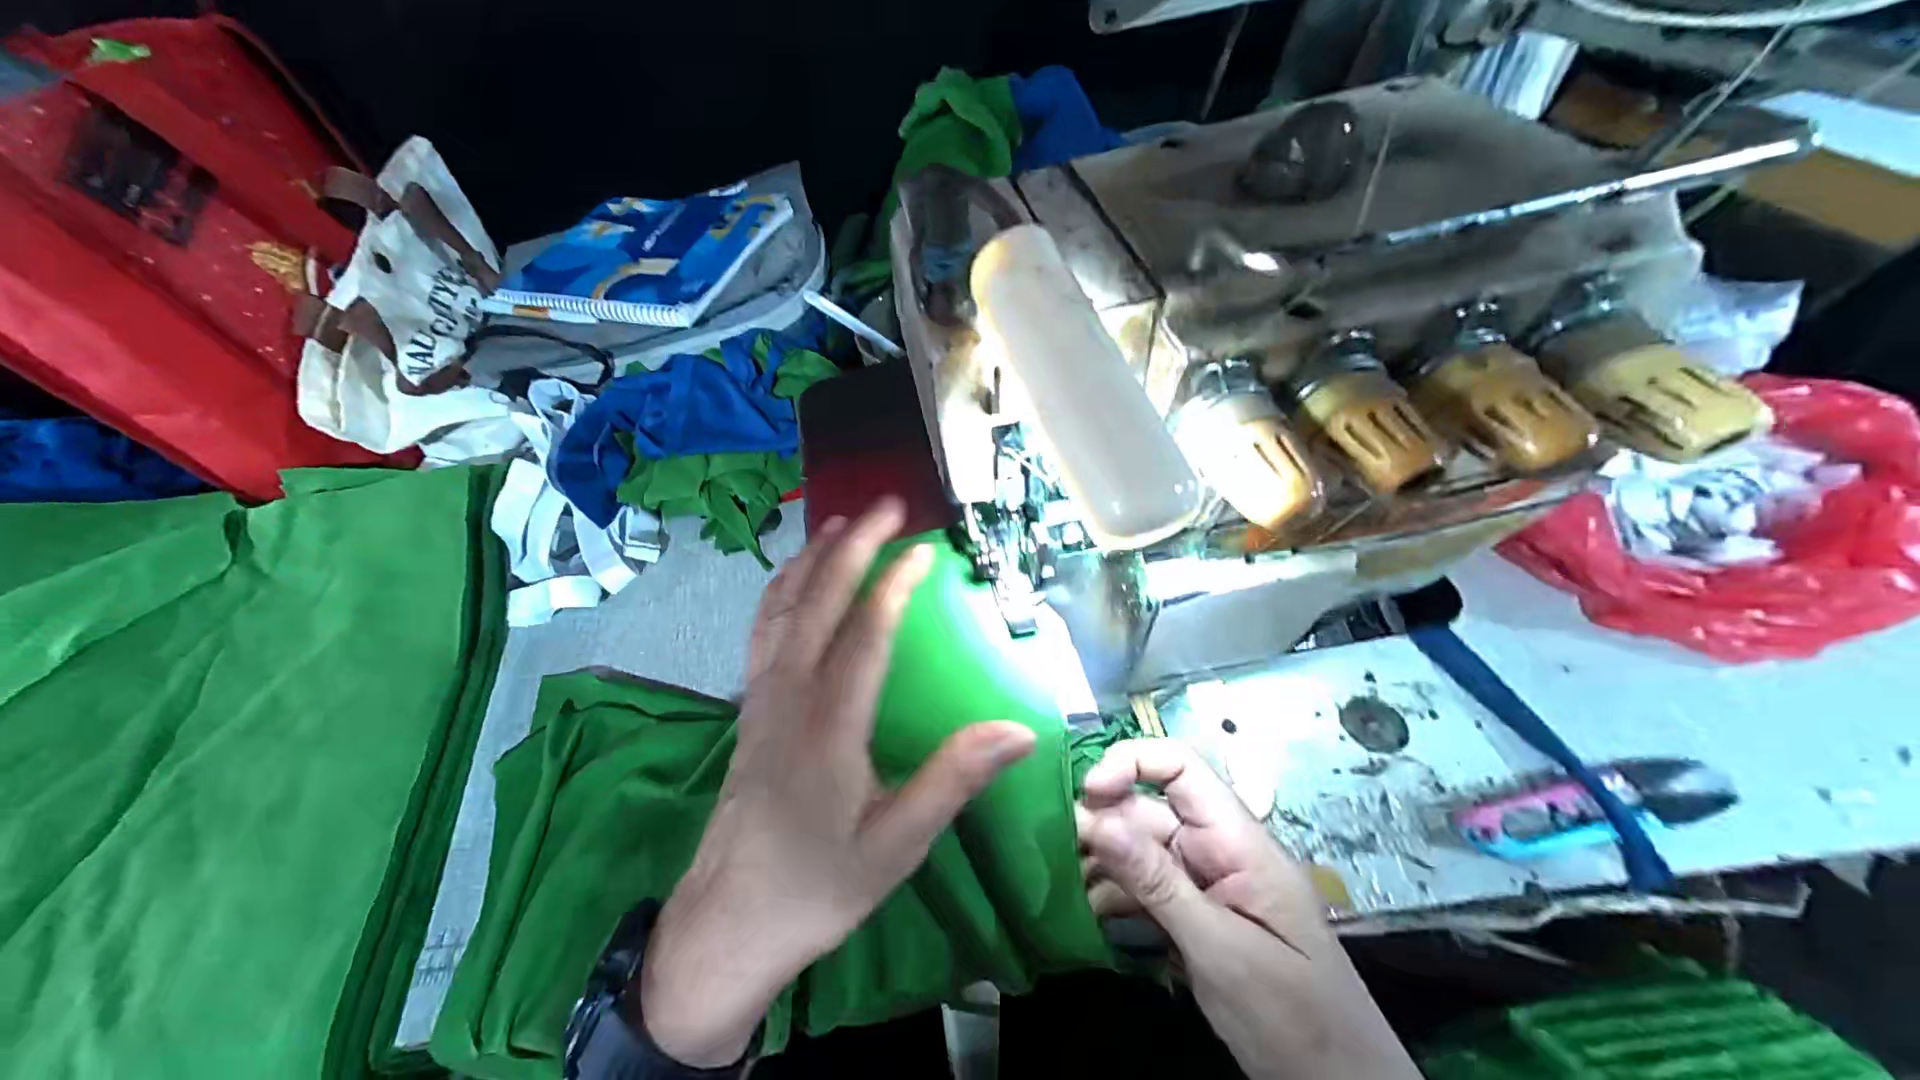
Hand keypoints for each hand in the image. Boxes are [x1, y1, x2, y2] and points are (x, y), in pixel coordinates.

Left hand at [634, 498, 1037, 1066]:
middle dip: (853, 547)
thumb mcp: (897, 846)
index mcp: (829, 725)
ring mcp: (761, 699)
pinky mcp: (749, 710)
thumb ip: (954, 780)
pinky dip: (781, 591)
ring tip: (839, 524)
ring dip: (812, 560)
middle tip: (886, 506)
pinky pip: (763, 631)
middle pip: (818, 602)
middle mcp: (789, 697)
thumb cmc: (818, 885)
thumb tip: (1019, 730)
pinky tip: (794, 582)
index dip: (895, 585)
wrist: (728, 922)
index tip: (924, 549)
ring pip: (782, 609)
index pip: (866, 634)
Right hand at [1078, 739, 1419, 1079]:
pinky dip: (1112, 894)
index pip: (1180, 768)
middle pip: (1148, 810)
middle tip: (1057, 850)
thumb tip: (1096, 819)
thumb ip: (1157, 883)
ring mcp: (1203, 883)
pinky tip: (1083, 910)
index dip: (1130, 763)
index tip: (1087, 794)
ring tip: (1063, 882)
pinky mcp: (1193, 916)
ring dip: (1100, 862)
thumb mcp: (1221, 949)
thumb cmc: (1293, 1015)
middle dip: (1102, 823)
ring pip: (1138, 850)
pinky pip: (1143, 887)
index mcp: (1237, 840)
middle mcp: (1216, 849)